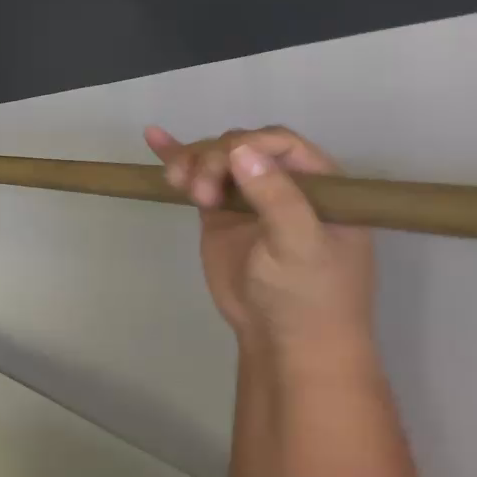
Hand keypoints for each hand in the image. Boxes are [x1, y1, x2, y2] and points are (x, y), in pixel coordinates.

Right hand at [144, 126, 375, 361]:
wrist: (285, 340)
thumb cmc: (309, 296)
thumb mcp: (300, 247)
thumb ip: (277, 198)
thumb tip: (240, 150)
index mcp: (323, 190)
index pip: (282, 143)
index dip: (248, 144)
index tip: (222, 166)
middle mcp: (286, 188)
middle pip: (240, 147)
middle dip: (211, 160)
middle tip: (198, 194)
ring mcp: (249, 200)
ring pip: (214, 159)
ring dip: (190, 163)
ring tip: (179, 187)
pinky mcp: (219, 214)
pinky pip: (197, 177)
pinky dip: (174, 156)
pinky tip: (154, 136)